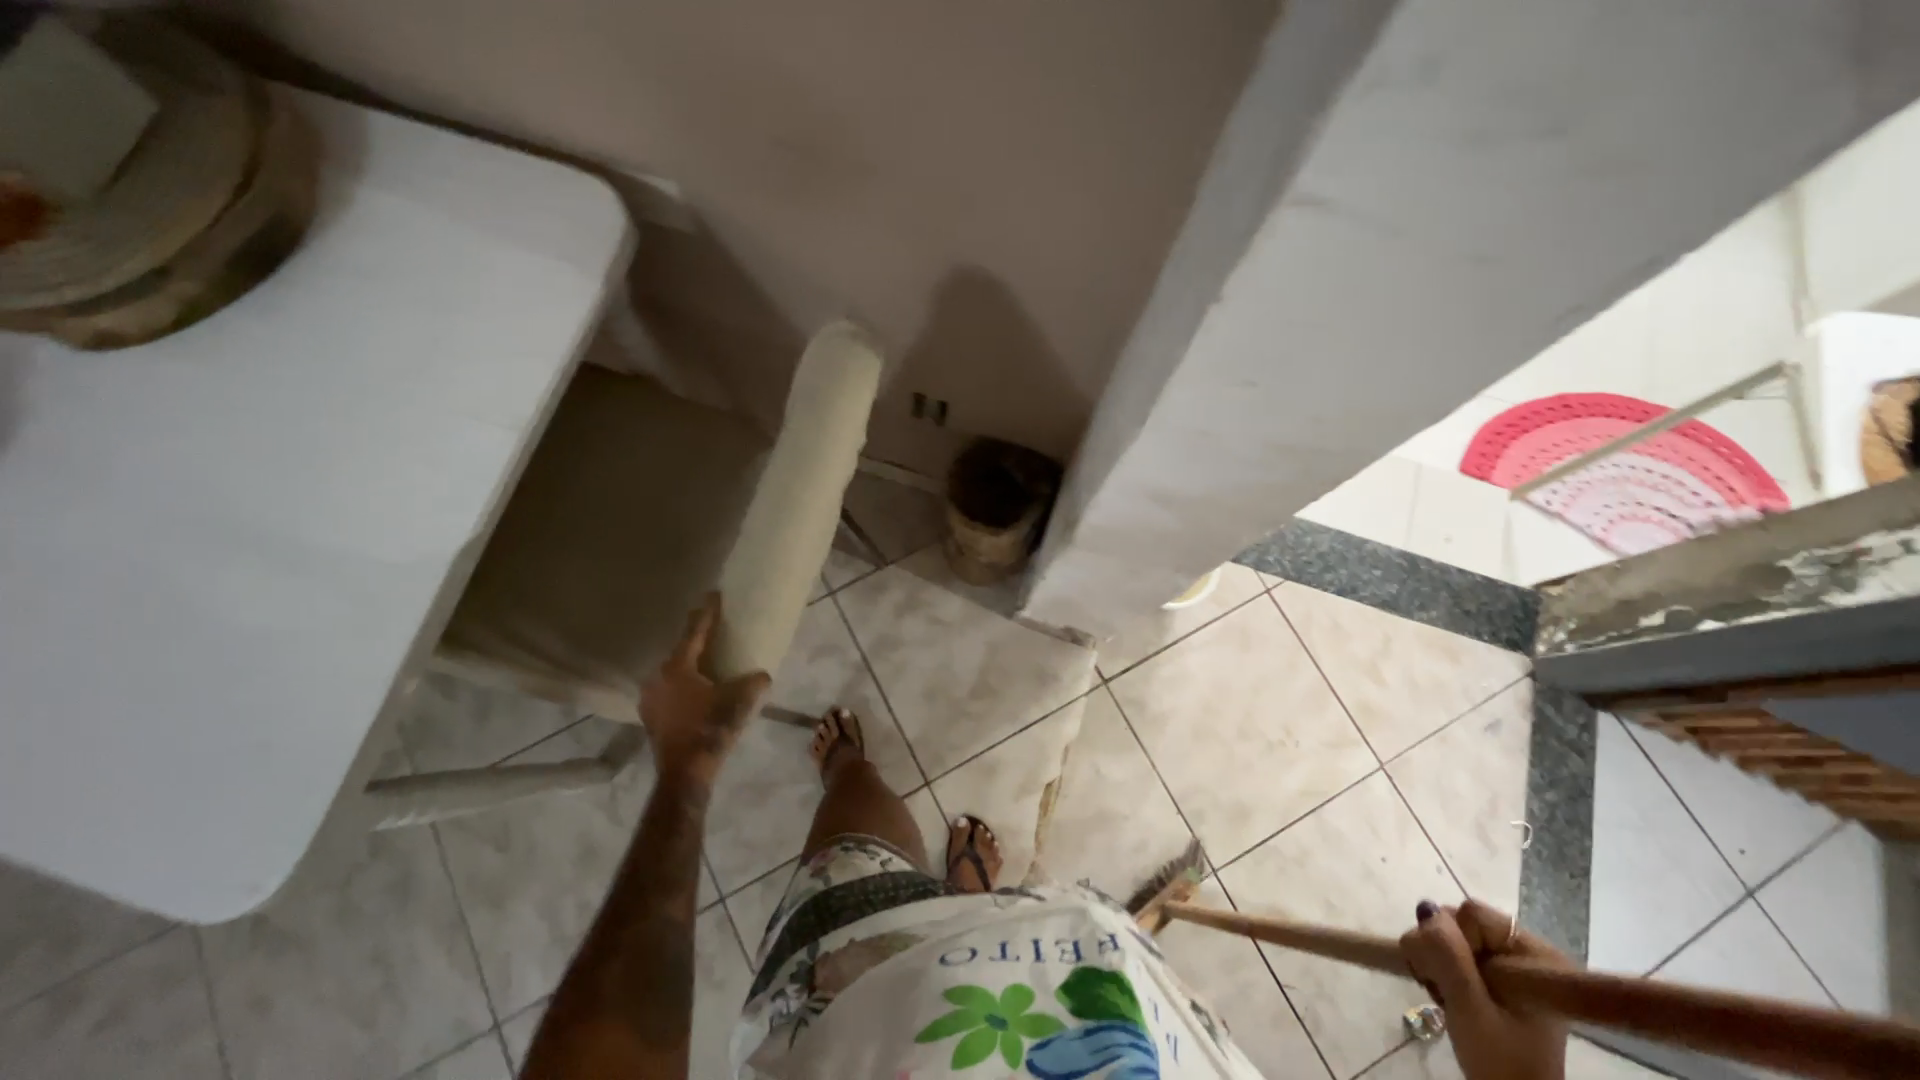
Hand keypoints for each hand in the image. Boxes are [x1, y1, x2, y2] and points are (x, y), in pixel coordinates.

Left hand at [639, 593, 770, 779]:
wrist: (685, 772)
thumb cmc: (711, 729)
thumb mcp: (741, 701)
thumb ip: (755, 682)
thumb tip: (762, 674)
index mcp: (678, 667)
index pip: (695, 632)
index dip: (707, 613)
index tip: (713, 595)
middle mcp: (658, 677)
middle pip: (681, 652)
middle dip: (697, 642)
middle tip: (714, 633)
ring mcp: (650, 699)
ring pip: (673, 674)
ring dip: (689, 668)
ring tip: (707, 666)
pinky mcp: (650, 718)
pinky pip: (669, 692)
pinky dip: (683, 688)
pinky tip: (696, 696)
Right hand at [1400, 899, 1568, 1079]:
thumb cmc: (1501, 1064)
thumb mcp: (1469, 1010)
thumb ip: (1448, 958)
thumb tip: (1426, 909)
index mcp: (1536, 955)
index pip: (1474, 914)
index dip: (1452, 940)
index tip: (1453, 980)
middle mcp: (1528, 951)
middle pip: (1462, 921)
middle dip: (1441, 952)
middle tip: (1441, 989)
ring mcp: (1514, 964)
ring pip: (1455, 936)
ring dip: (1439, 963)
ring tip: (1445, 996)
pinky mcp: (1501, 977)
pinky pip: (1459, 953)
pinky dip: (1444, 971)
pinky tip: (1449, 995)